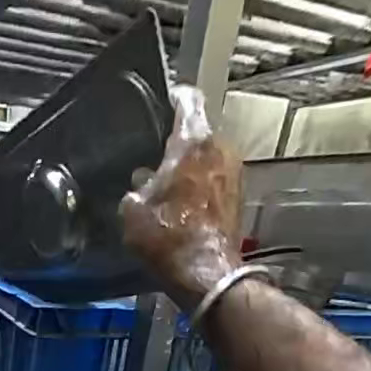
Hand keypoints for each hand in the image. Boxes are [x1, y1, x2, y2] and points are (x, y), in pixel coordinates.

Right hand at [119, 84, 244, 308]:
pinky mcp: (237, 193)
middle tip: (150, 156)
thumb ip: (135, 186)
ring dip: (187, 164)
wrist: (205, 273)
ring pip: (205, 155)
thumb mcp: (132, 211)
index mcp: (192, 141)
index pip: (186, 100)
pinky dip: (197, 183)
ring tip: (163, 183)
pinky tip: (179, 202)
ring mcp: (233, 170)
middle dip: (174, 141)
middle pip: (195, 131)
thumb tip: (142, 179)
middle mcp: (219, 147)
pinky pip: (213, 176)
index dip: (170, 98)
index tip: (158, 102)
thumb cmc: (166, 238)